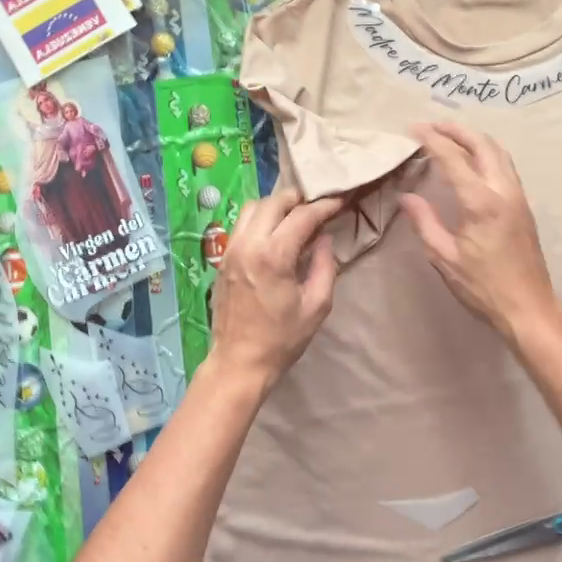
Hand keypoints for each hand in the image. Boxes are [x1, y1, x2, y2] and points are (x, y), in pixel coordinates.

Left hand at [209, 189, 342, 389]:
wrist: (238, 362)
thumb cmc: (281, 339)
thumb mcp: (316, 306)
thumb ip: (324, 266)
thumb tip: (324, 237)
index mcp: (273, 256)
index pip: (302, 216)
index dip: (323, 205)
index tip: (339, 199)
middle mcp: (248, 244)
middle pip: (273, 202)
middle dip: (298, 199)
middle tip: (317, 204)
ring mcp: (231, 249)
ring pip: (252, 207)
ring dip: (275, 205)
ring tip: (294, 215)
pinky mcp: (222, 257)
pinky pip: (241, 224)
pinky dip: (259, 218)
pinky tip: (274, 231)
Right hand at [398, 122, 559, 341]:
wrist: (529, 308)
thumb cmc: (484, 286)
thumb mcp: (445, 257)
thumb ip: (425, 223)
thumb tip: (406, 197)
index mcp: (481, 202)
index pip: (453, 158)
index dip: (432, 140)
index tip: (413, 128)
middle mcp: (503, 191)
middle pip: (482, 144)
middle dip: (456, 130)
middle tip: (431, 125)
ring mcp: (518, 196)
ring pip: (498, 152)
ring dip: (474, 138)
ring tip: (450, 136)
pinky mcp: (523, 205)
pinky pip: (505, 165)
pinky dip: (486, 152)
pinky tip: (472, 160)